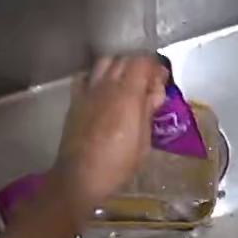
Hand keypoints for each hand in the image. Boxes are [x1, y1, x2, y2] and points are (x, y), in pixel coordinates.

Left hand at [46, 55, 168, 219]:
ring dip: (119, 67)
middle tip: (148, 86)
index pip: (142, 64)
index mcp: (127, 96)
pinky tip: (102, 89)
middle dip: (140, 67)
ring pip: (105, 62)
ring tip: (126, 84)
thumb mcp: (143, 143)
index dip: (155, 68)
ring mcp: (88, 91)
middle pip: (125, 60)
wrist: (80, 178)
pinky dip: (96, 75)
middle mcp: (107, 87)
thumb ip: (148, 112)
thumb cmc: (117, 166)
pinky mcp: (75, 101)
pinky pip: (85, 76)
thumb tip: (155, 93)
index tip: (162, 82)